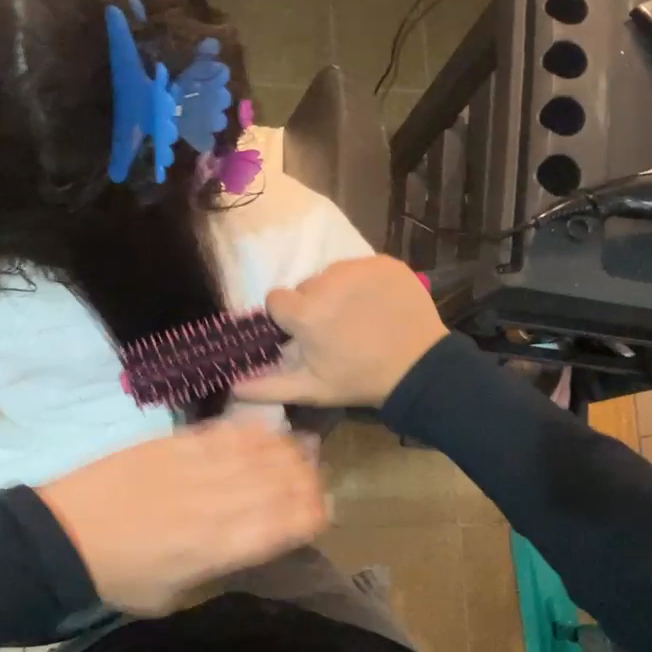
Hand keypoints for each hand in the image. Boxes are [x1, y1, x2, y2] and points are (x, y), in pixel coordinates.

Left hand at [37, 422, 326, 613]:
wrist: (63, 538)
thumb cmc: (120, 578)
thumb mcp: (177, 591)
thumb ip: (221, 565)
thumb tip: (253, 540)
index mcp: (222, 546)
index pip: (291, 521)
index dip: (315, 513)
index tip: (319, 513)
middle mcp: (218, 503)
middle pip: (285, 480)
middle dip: (308, 480)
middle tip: (312, 482)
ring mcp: (196, 467)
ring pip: (262, 451)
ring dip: (287, 451)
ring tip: (298, 453)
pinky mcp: (175, 444)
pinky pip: (226, 432)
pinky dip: (253, 432)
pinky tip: (265, 433)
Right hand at [233, 255, 448, 407]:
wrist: (420, 369)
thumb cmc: (359, 381)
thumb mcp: (312, 389)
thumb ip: (268, 386)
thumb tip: (231, 384)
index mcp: (305, 312)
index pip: (277, 299)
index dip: (288, 317)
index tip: (304, 334)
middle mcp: (327, 282)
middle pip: (306, 286)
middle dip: (314, 304)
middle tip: (337, 330)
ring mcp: (359, 268)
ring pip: (332, 274)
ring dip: (338, 291)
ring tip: (359, 316)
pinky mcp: (385, 262)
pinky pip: (362, 266)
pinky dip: (365, 282)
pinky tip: (378, 304)